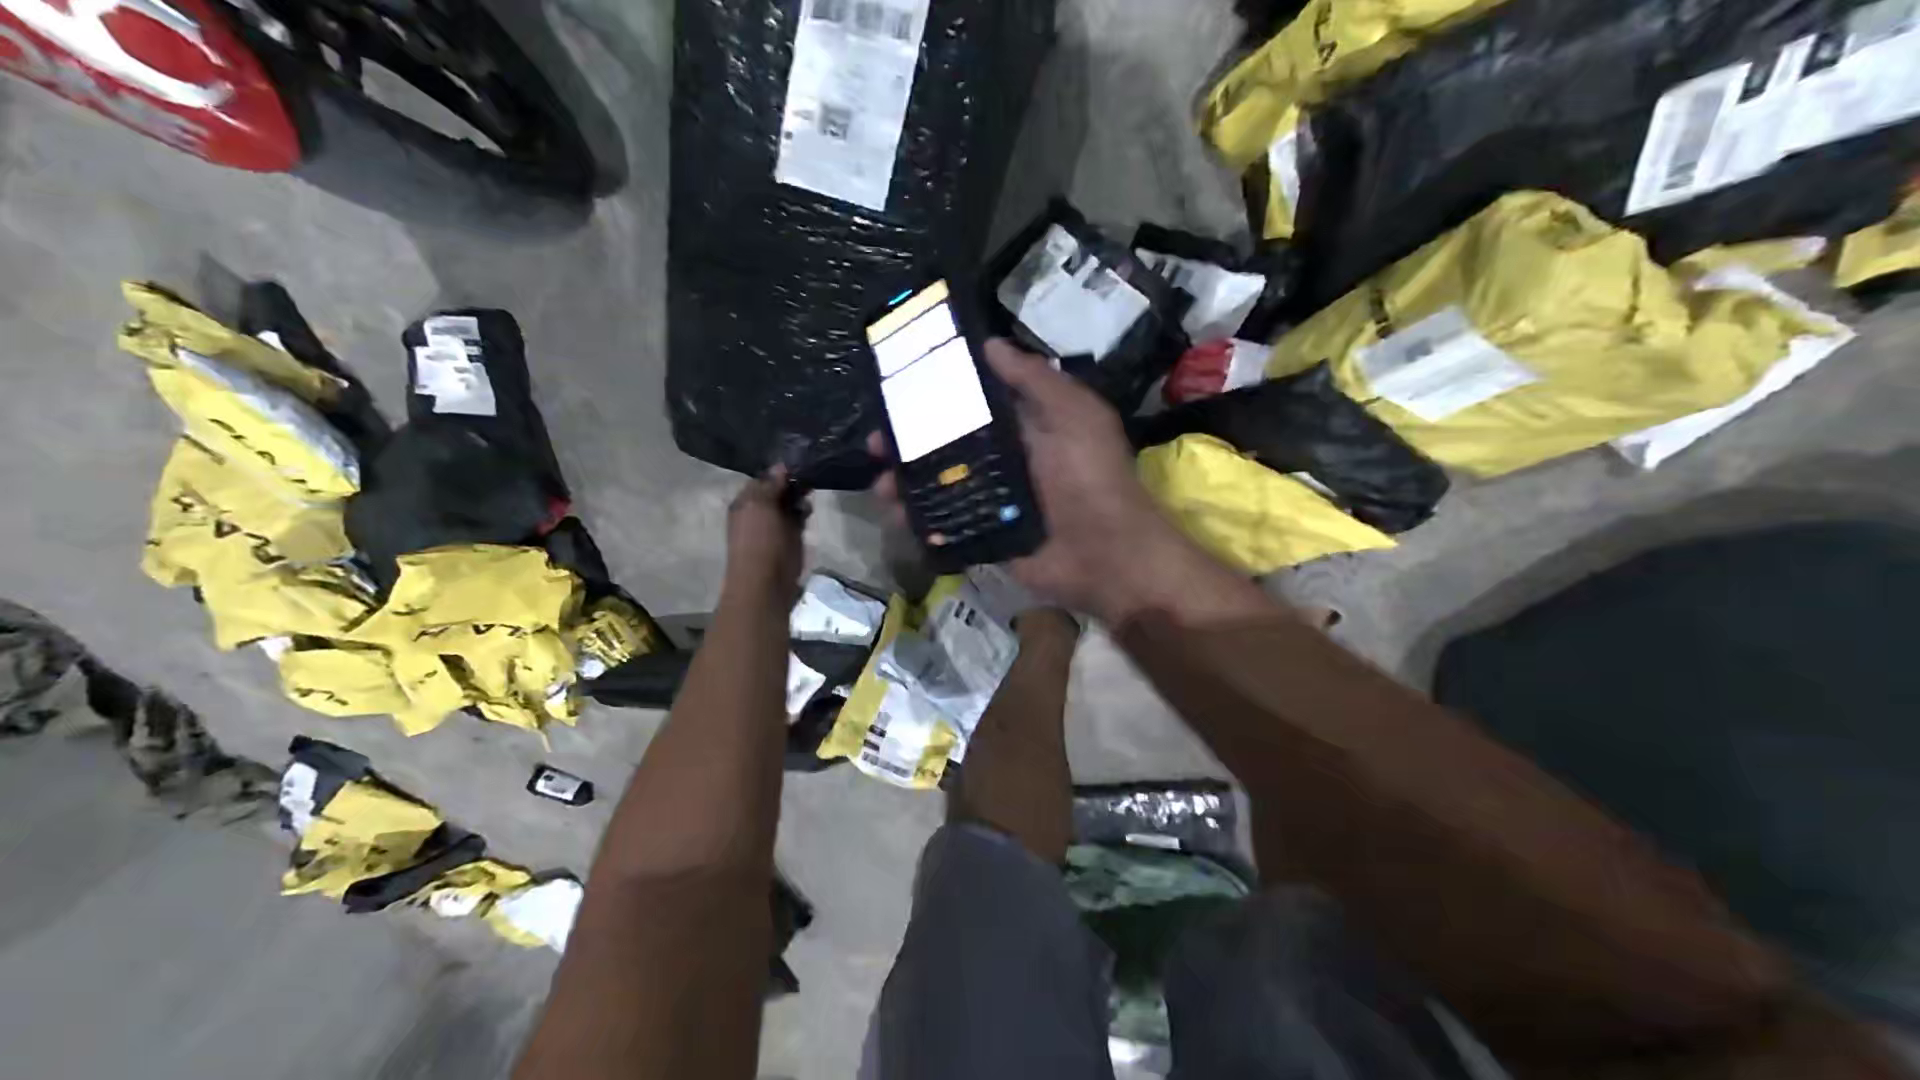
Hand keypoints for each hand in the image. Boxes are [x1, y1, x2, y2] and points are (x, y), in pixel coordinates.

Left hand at [723, 468, 804, 604]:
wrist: (766, 582)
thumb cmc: (758, 541)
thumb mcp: (760, 505)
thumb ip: (770, 484)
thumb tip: (781, 465)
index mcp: (746, 502)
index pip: (763, 478)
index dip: (778, 470)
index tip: (798, 460)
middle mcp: (760, 510)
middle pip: (779, 489)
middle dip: (792, 482)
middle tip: (809, 470)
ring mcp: (777, 524)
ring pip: (791, 502)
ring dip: (800, 495)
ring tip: (812, 488)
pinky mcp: (792, 537)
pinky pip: (800, 517)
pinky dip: (805, 511)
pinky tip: (810, 508)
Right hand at [871, 339, 1212, 623]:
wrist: (1107, 553)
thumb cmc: (1091, 475)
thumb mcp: (1074, 414)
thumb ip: (1035, 380)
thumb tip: (991, 345)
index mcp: (1023, 427)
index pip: (970, 404)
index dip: (935, 395)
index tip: (898, 388)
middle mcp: (1003, 460)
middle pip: (944, 445)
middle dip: (907, 442)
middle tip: (877, 442)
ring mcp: (991, 501)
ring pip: (937, 485)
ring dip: (904, 482)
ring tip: (880, 485)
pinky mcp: (983, 535)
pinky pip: (943, 524)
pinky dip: (917, 520)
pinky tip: (895, 514)